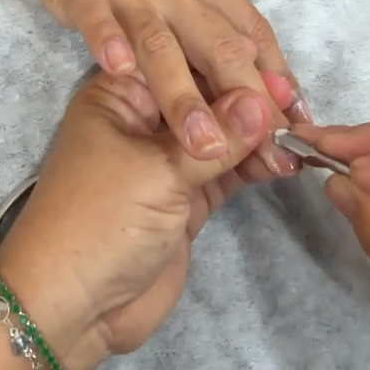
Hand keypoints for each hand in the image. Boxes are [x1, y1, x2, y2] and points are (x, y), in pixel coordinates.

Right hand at [0, 0, 307, 172]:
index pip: (249, 27)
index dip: (276, 74)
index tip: (296, 119)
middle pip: (217, 44)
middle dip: (245, 100)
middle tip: (266, 155)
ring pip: (162, 45)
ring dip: (185, 96)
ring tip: (203, 147)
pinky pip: (100, 18)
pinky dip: (109, 42)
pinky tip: (119, 70)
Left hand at [0, 73, 277, 369]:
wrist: (73, 307)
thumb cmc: (100, 218)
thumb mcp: (158, 172)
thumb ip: (216, 140)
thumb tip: (265, 102)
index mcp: (121, 91)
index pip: (179, 62)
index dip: (226, 64)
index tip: (274, 73)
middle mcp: (144, 115)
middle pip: (204, 96)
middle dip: (248, 101)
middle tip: (294, 107)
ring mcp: (165, 156)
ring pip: (219, 134)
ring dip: (256, 137)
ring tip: (297, 139)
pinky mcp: (184, 194)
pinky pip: (225, 169)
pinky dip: (253, 166)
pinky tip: (284, 163)